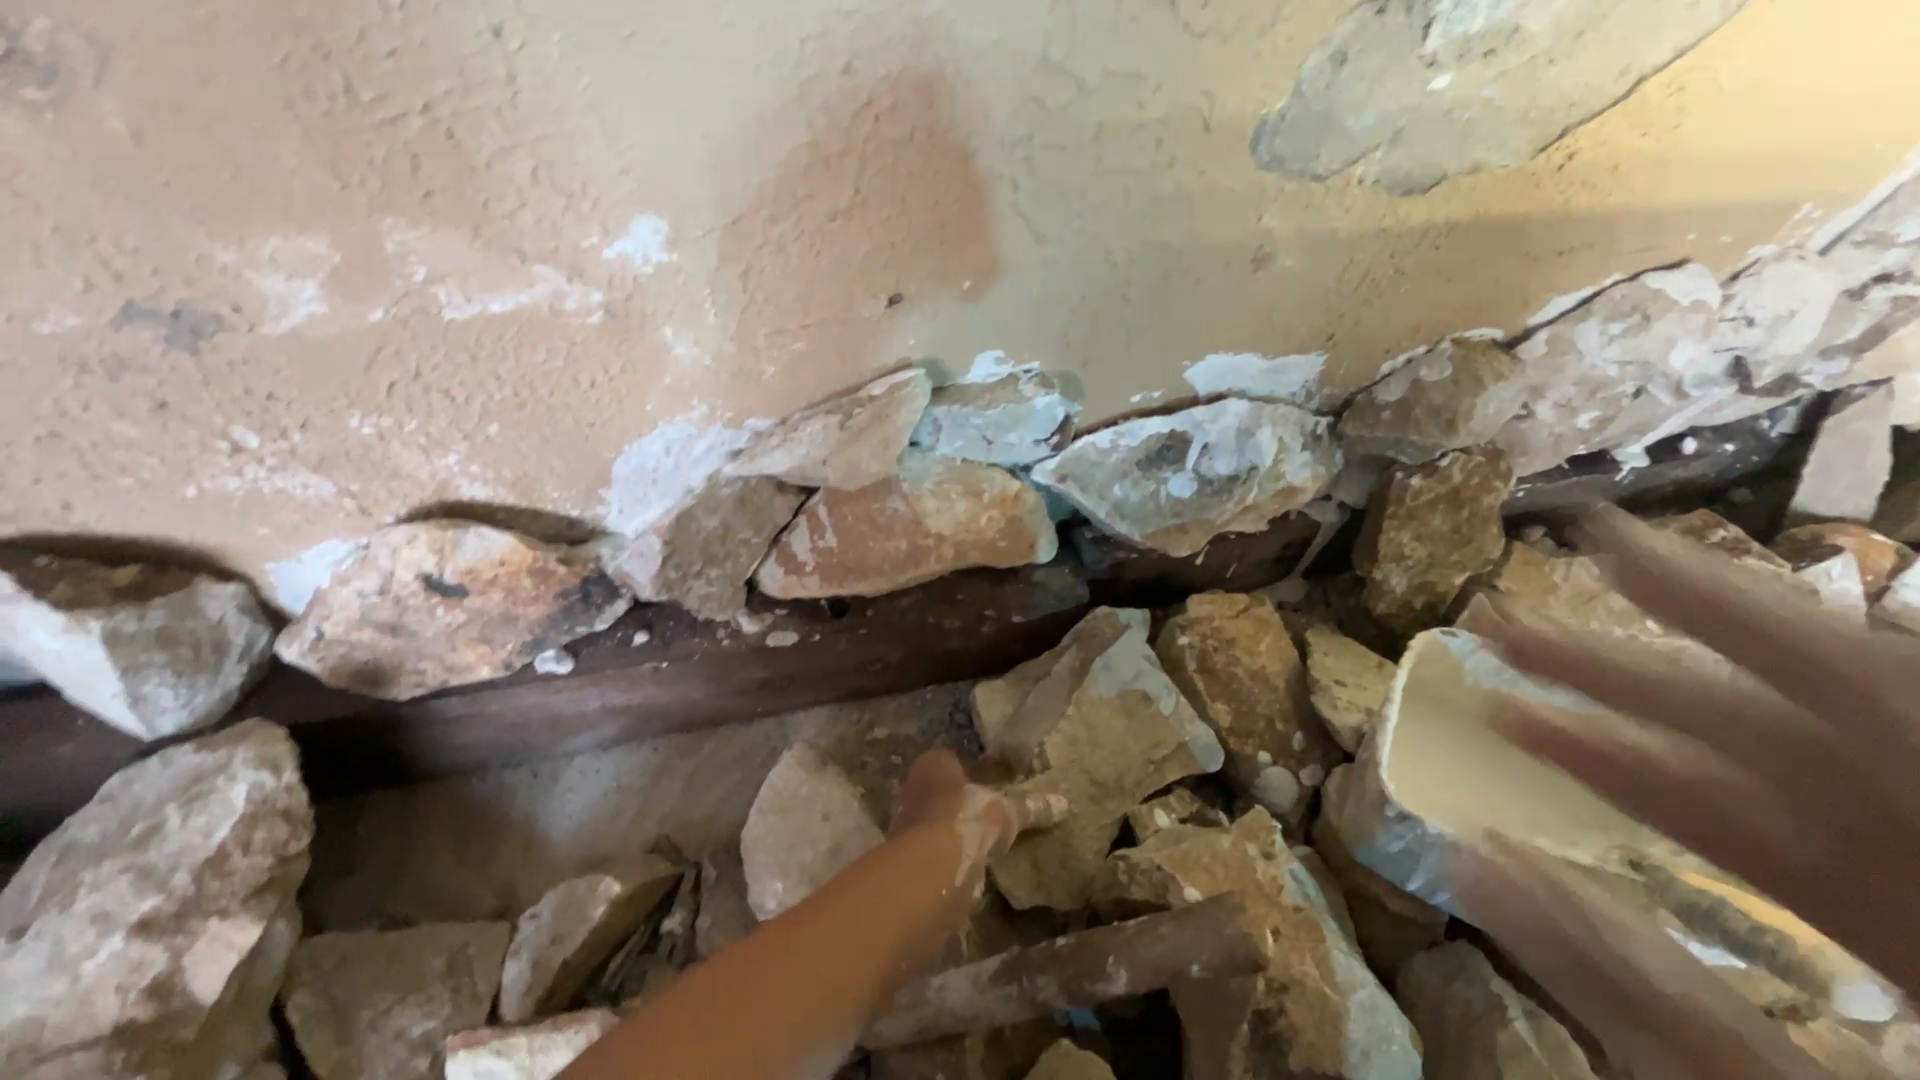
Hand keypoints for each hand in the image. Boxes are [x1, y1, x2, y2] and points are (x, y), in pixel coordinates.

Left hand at [890, 749, 1068, 880]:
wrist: (931, 864)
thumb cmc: (966, 816)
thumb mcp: (1007, 810)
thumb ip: (1031, 807)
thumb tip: (1063, 804)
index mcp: (934, 764)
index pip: (956, 761)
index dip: (978, 771)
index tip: (999, 782)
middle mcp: (915, 788)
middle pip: (946, 792)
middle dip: (968, 803)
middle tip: (996, 813)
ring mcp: (908, 823)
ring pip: (941, 823)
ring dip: (961, 832)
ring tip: (991, 841)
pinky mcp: (910, 856)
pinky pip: (939, 851)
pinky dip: (956, 857)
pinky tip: (977, 866)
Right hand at [1459, 506, 1919, 1076]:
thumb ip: (1641, 995)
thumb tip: (1479, 865)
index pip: (1837, 689)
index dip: (1713, 602)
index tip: (1599, 541)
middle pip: (1776, 722)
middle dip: (1624, 671)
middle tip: (1499, 629)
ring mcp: (1910, 881)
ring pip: (1764, 772)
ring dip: (1628, 734)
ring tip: (1510, 699)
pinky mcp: (1897, 918)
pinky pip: (1778, 829)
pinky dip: (1676, 793)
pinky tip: (1597, 769)